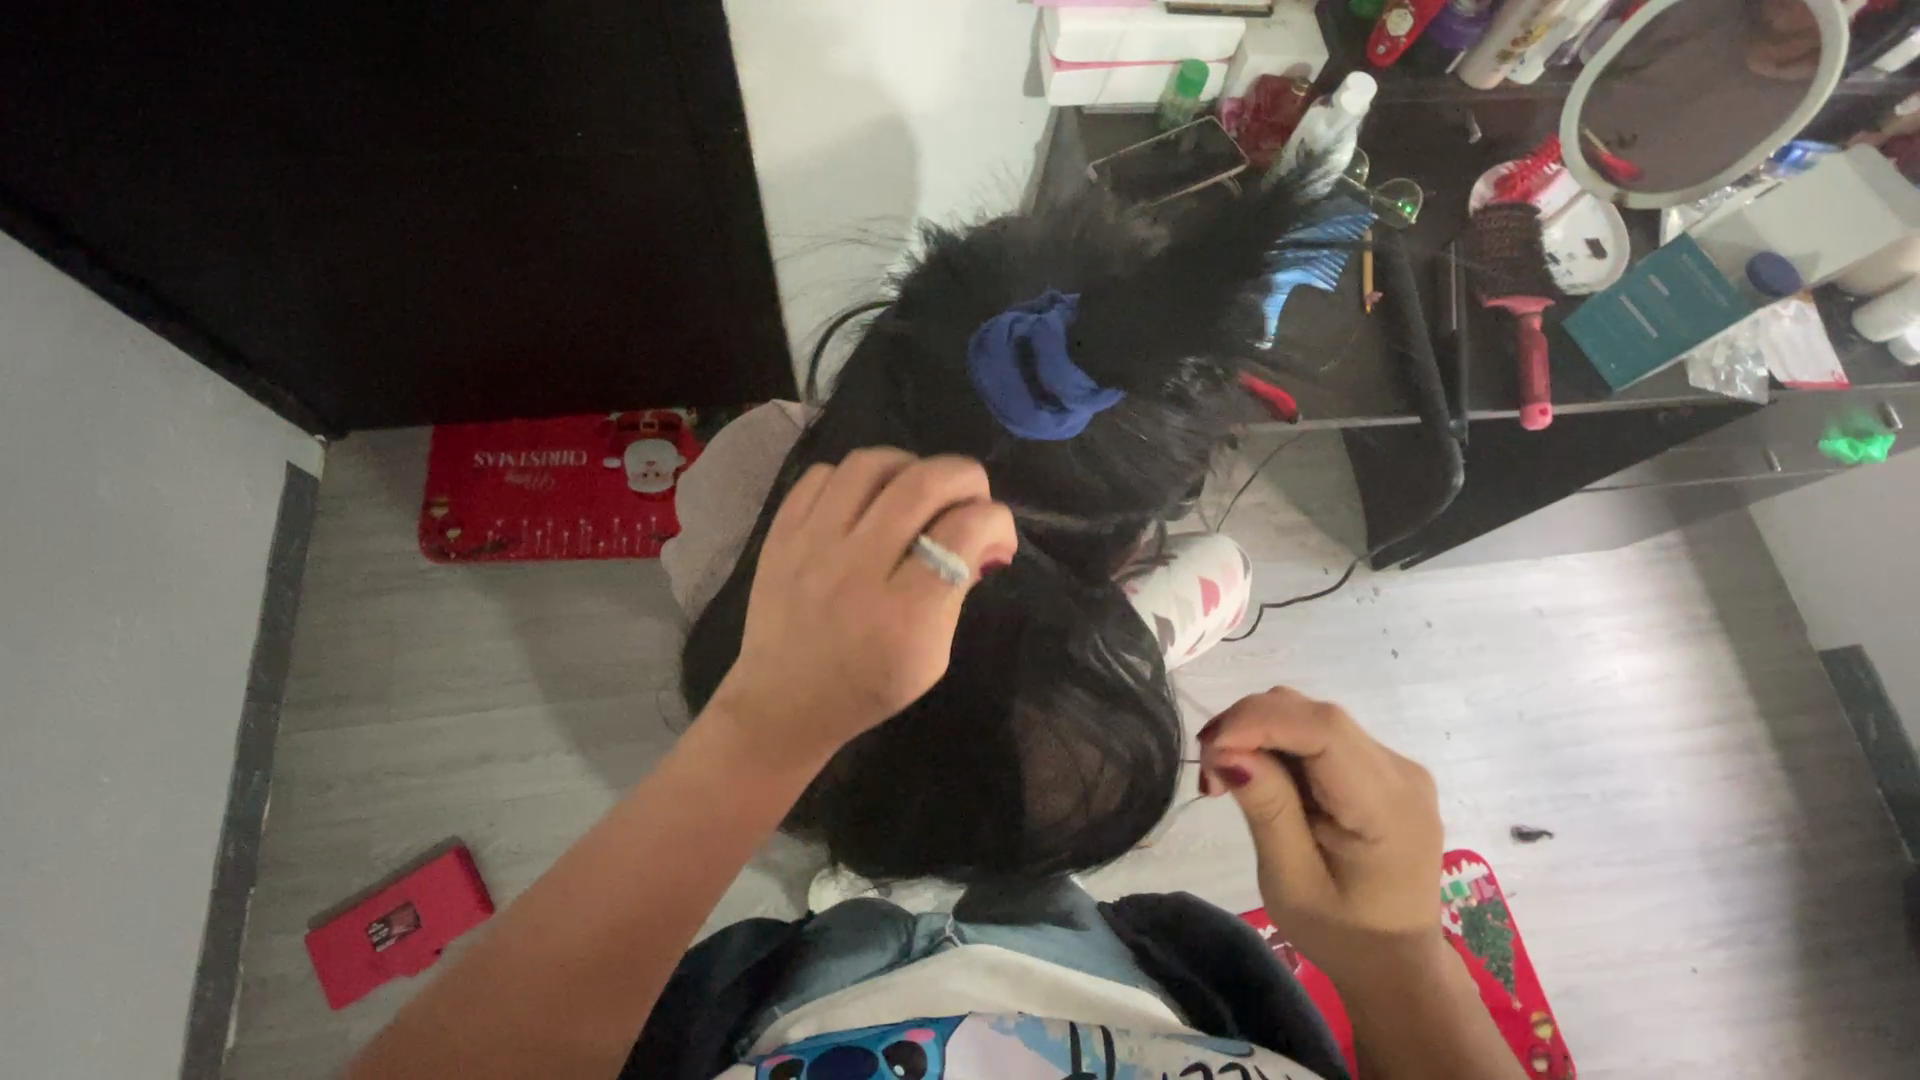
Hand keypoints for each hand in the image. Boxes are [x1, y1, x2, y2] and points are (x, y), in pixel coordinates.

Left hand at [708, 448, 1016, 761]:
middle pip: (923, 483)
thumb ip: (958, 590)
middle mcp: (857, 568)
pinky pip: (823, 474)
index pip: (963, 530)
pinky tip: (868, 500)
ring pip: (871, 464)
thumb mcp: (933, 657)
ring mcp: (812, 545)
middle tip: (972, 495)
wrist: (784, 702)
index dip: (996, 518)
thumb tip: (987, 536)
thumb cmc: (869, 687)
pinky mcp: (780, 534)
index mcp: (905, 613)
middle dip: (965, 476)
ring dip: (911, 465)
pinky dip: (856, 477)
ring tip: (918, 489)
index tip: (996, 533)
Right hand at [1198, 687, 1442, 976]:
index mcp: (1388, 806)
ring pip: (1309, 716)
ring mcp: (1393, 764)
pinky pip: (1316, 733)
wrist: (1394, 959)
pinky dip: (1274, 742)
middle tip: (1210, 774)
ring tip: (1227, 777)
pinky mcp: (1378, 766)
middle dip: (1248, 726)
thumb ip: (1266, 809)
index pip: (1323, 729)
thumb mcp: (1291, 882)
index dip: (1258, 721)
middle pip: (1313, 715)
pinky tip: (1257, 776)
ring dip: (1257, 732)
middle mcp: (1399, 771)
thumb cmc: (1340, 933)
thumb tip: (1226, 749)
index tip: (1209, 748)